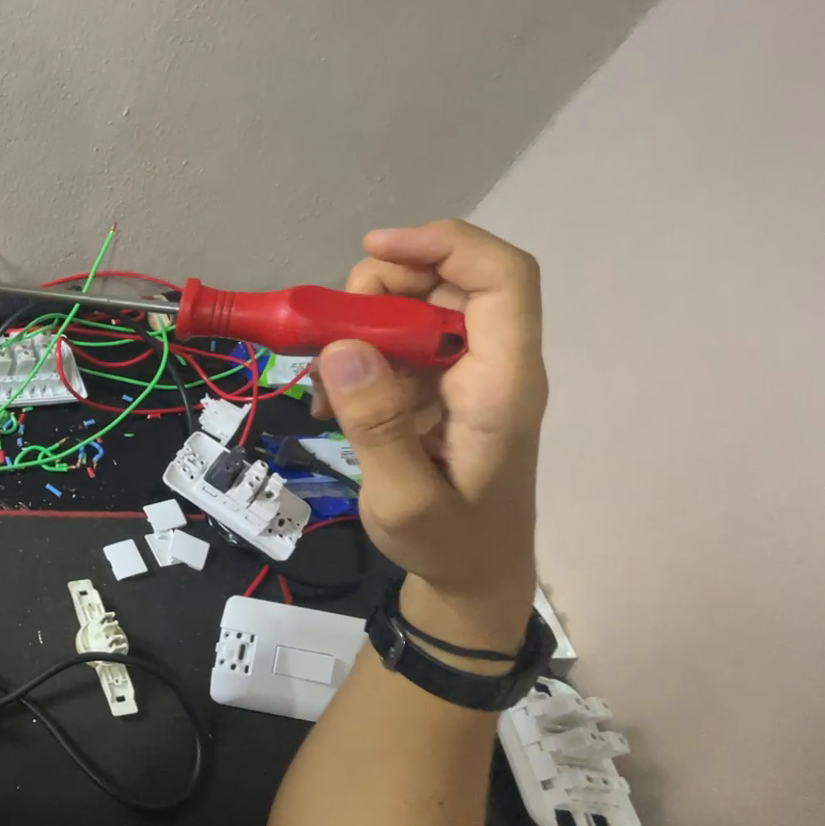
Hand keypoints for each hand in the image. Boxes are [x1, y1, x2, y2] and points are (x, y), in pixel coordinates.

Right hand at [312, 219, 546, 640]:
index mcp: (502, 383)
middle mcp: (489, 366)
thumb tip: (341, 345)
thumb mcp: (405, 498)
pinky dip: (354, 361)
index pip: (501, 279)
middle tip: (325, 335)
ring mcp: (462, 379)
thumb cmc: (448, 545)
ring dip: (357, 330)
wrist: (469, 580)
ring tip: (322, 386)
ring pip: (414, 313)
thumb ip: (377, 423)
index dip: (443, 245)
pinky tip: (331, 402)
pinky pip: (393, 351)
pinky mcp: (436, 394)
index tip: (371, 249)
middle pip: (448, 284)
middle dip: (379, 290)